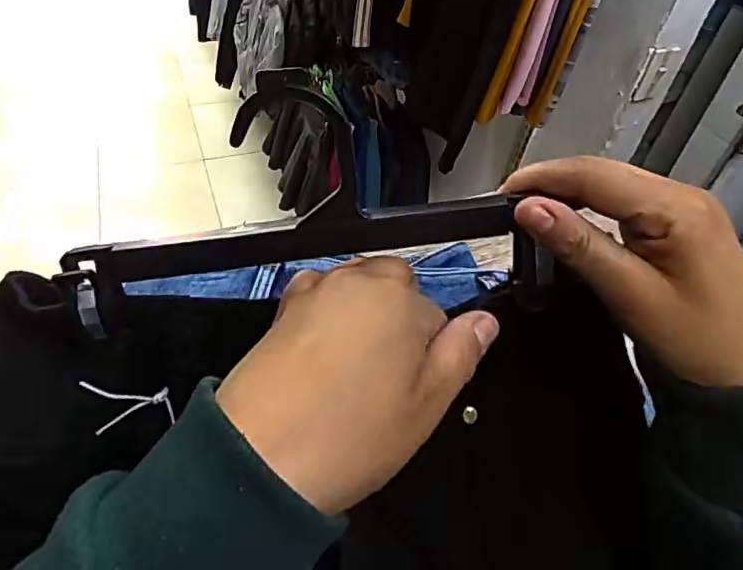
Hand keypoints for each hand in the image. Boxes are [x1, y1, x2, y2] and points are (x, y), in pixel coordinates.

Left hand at [213, 257, 498, 514]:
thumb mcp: (428, 404)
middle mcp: (361, 281)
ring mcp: (320, 290)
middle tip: (384, 378)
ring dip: (362, 316)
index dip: (431, 351)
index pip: (437, 312)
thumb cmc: (344, 437)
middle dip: (398, 322)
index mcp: (403, 299)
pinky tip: (322, 357)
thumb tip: (484, 322)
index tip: (414, 382)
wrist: (258, 461)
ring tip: (350, 373)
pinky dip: (326, 315)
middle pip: (398, 291)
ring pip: (359, 291)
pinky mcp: (286, 307)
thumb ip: (463, 351)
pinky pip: (320, 296)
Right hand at [503, 156, 742, 387]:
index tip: (505, 192)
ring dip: (575, 192)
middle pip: (606, 172)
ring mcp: (688, 207)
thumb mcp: (632, 296)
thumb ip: (579, 246)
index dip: (546, 177)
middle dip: (556, 182)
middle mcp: (684, 195)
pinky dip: (598, 206)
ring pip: (617, 184)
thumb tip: (530, 208)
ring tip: (534, 209)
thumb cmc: (701, 345)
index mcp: (676, 206)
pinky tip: (576, 218)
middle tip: (512, 202)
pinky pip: (632, 201)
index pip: (596, 174)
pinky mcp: (686, 222)